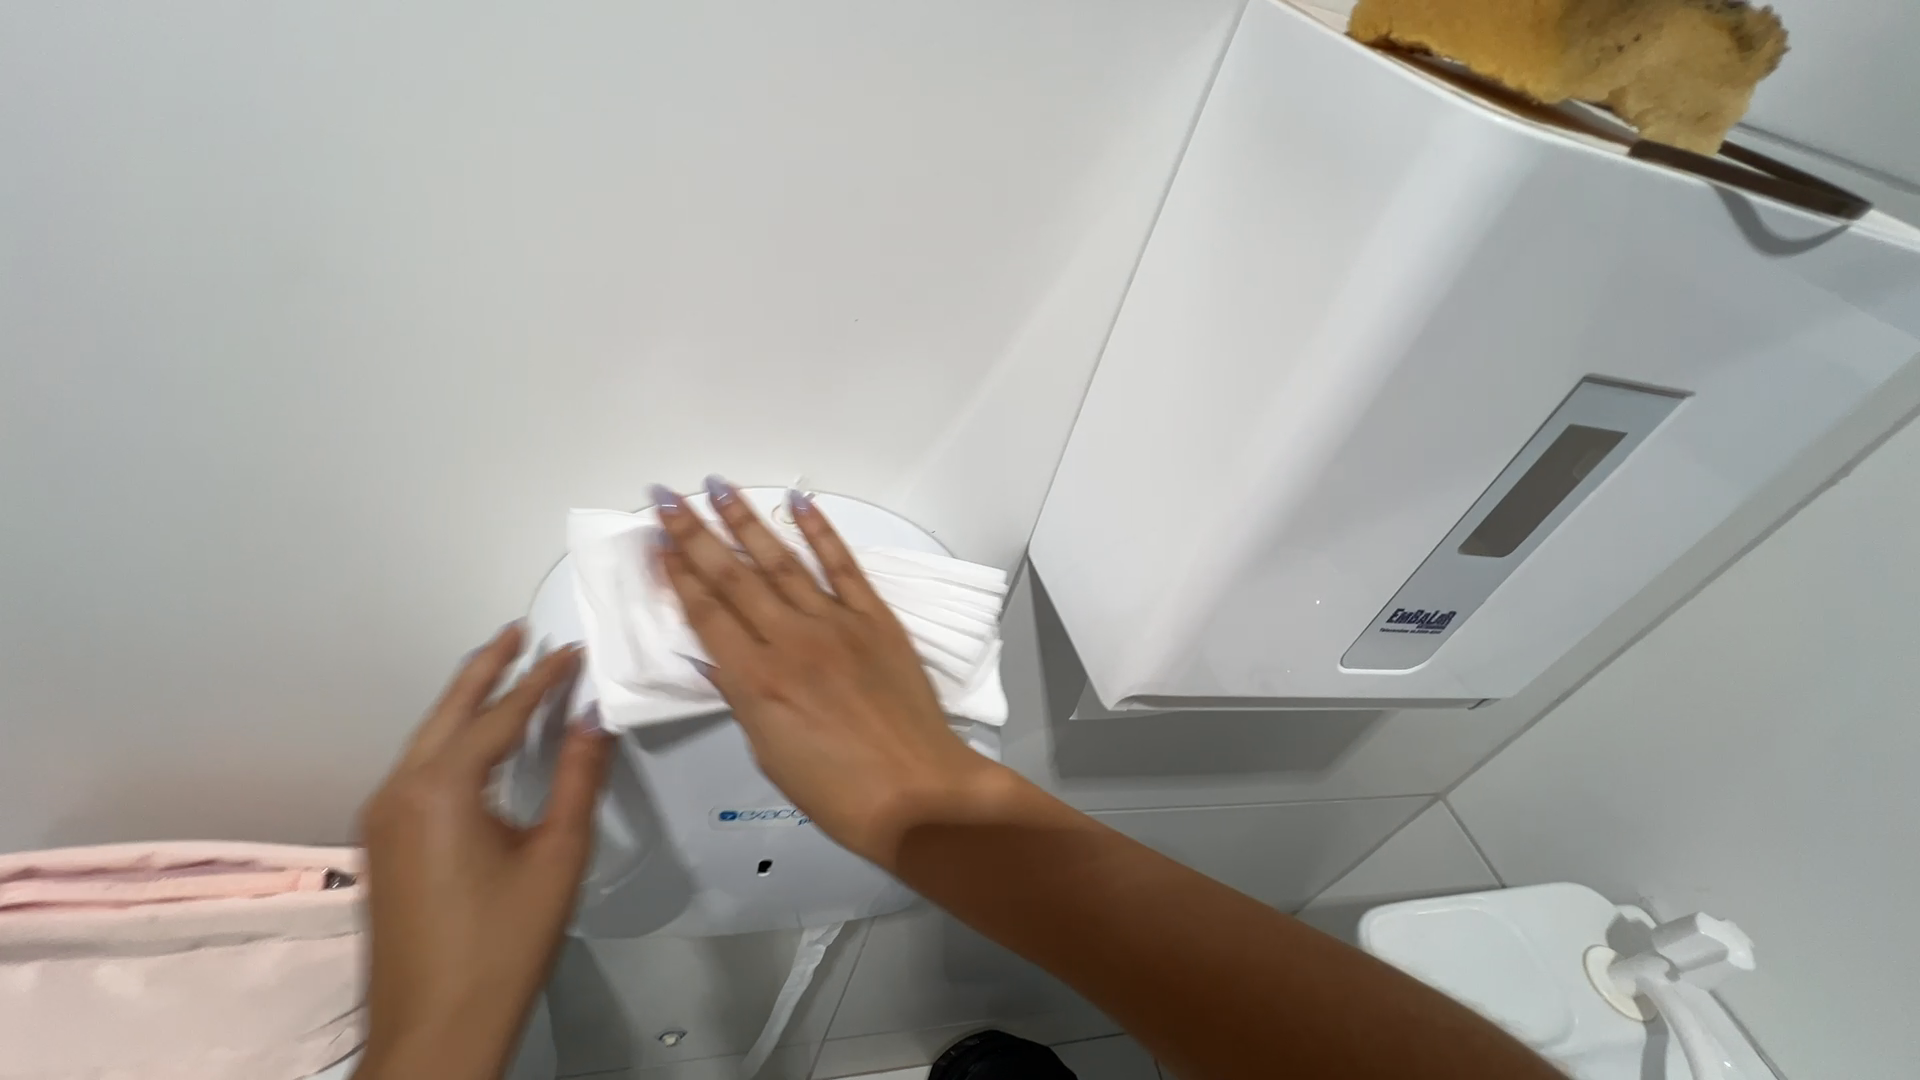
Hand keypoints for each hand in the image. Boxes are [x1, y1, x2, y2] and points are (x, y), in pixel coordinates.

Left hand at [355, 626, 610, 1079]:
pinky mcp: (382, 844)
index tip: (572, 650)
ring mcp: (382, 821)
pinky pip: (420, 768)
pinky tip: (479, 739)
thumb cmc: (504, 942)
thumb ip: (576, 776)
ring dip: (467, 700)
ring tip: (502, 670)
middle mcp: (399, 794)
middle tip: (517, 631)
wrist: (436, 1030)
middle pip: (448, 711)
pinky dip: (453, 738)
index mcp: (441, 791)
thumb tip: (594, 720)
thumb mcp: (558, 852)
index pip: (500, 714)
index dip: (542, 678)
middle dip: (485, 667)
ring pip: (428, 738)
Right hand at [652, 479, 1015, 868]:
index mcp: (756, 682)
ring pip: (781, 562)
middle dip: (695, 534)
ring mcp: (836, 623)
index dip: (676, 575)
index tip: (656, 540)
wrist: (917, 791)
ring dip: (747, 522)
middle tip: (666, 497)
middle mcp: (790, 641)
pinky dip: (821, 531)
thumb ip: (744, 697)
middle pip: (733, 578)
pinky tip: (798, 503)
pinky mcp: (876, 618)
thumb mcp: (769, 752)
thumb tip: (722, 657)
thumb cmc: (838, 792)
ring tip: (718, 487)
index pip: (705, 614)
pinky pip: (843, 566)